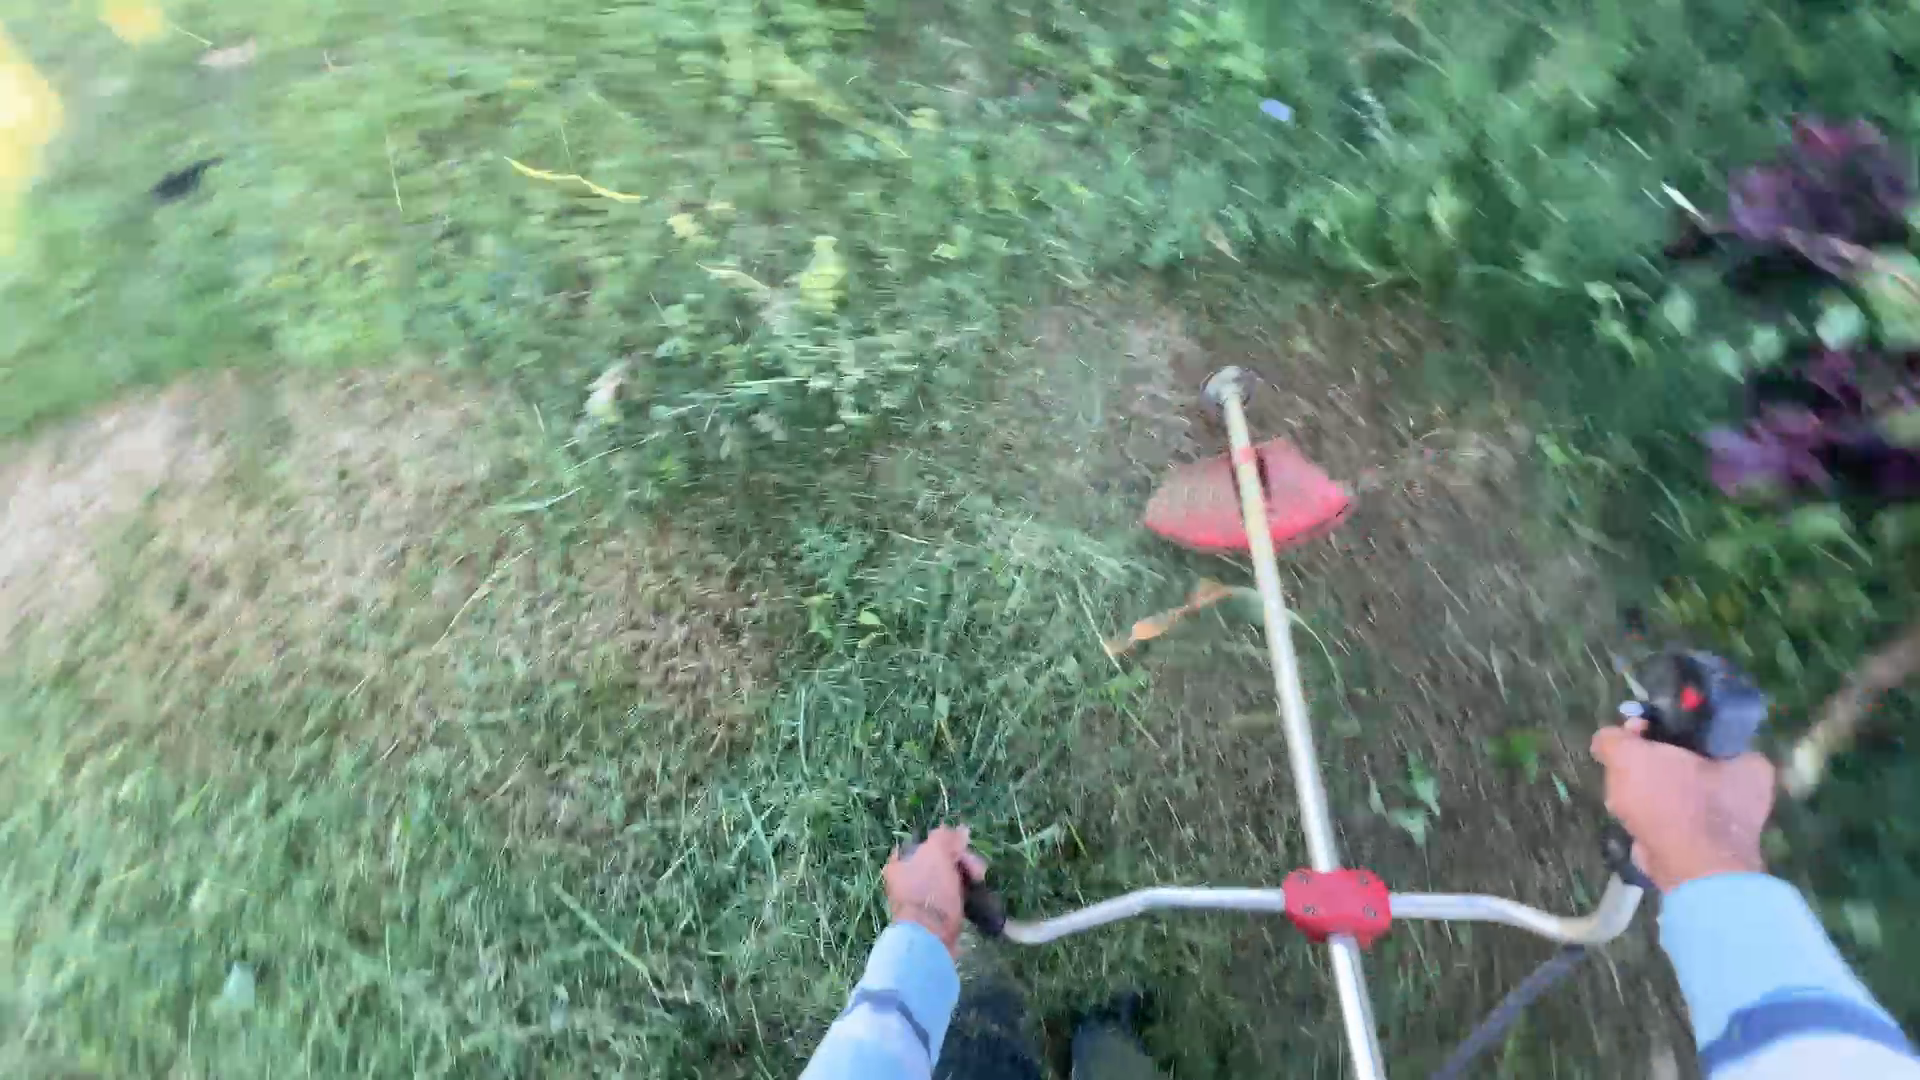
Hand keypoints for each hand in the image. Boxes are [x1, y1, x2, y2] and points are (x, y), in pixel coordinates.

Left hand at [884, 825, 987, 955]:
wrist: (930, 938)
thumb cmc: (930, 890)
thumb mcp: (937, 853)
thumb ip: (946, 837)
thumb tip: (962, 830)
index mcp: (900, 861)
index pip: (927, 841)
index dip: (948, 841)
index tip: (963, 847)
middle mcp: (906, 878)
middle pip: (939, 859)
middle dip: (961, 860)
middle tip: (975, 868)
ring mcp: (919, 898)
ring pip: (947, 877)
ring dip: (965, 876)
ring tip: (979, 881)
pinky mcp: (933, 916)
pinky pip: (950, 896)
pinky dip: (963, 893)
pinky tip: (975, 895)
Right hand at [1591, 716, 1775, 891]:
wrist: (1690, 867)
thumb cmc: (1670, 802)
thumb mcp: (1628, 754)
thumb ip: (1614, 737)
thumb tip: (1611, 740)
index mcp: (1744, 758)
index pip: (1691, 729)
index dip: (1654, 728)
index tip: (1631, 737)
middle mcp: (1747, 786)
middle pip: (1675, 758)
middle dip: (1642, 765)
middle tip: (1622, 770)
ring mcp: (1732, 816)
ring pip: (1671, 787)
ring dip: (1642, 791)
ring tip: (1626, 800)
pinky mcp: (1712, 839)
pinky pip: (1674, 814)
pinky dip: (1652, 815)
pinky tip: (1637, 819)